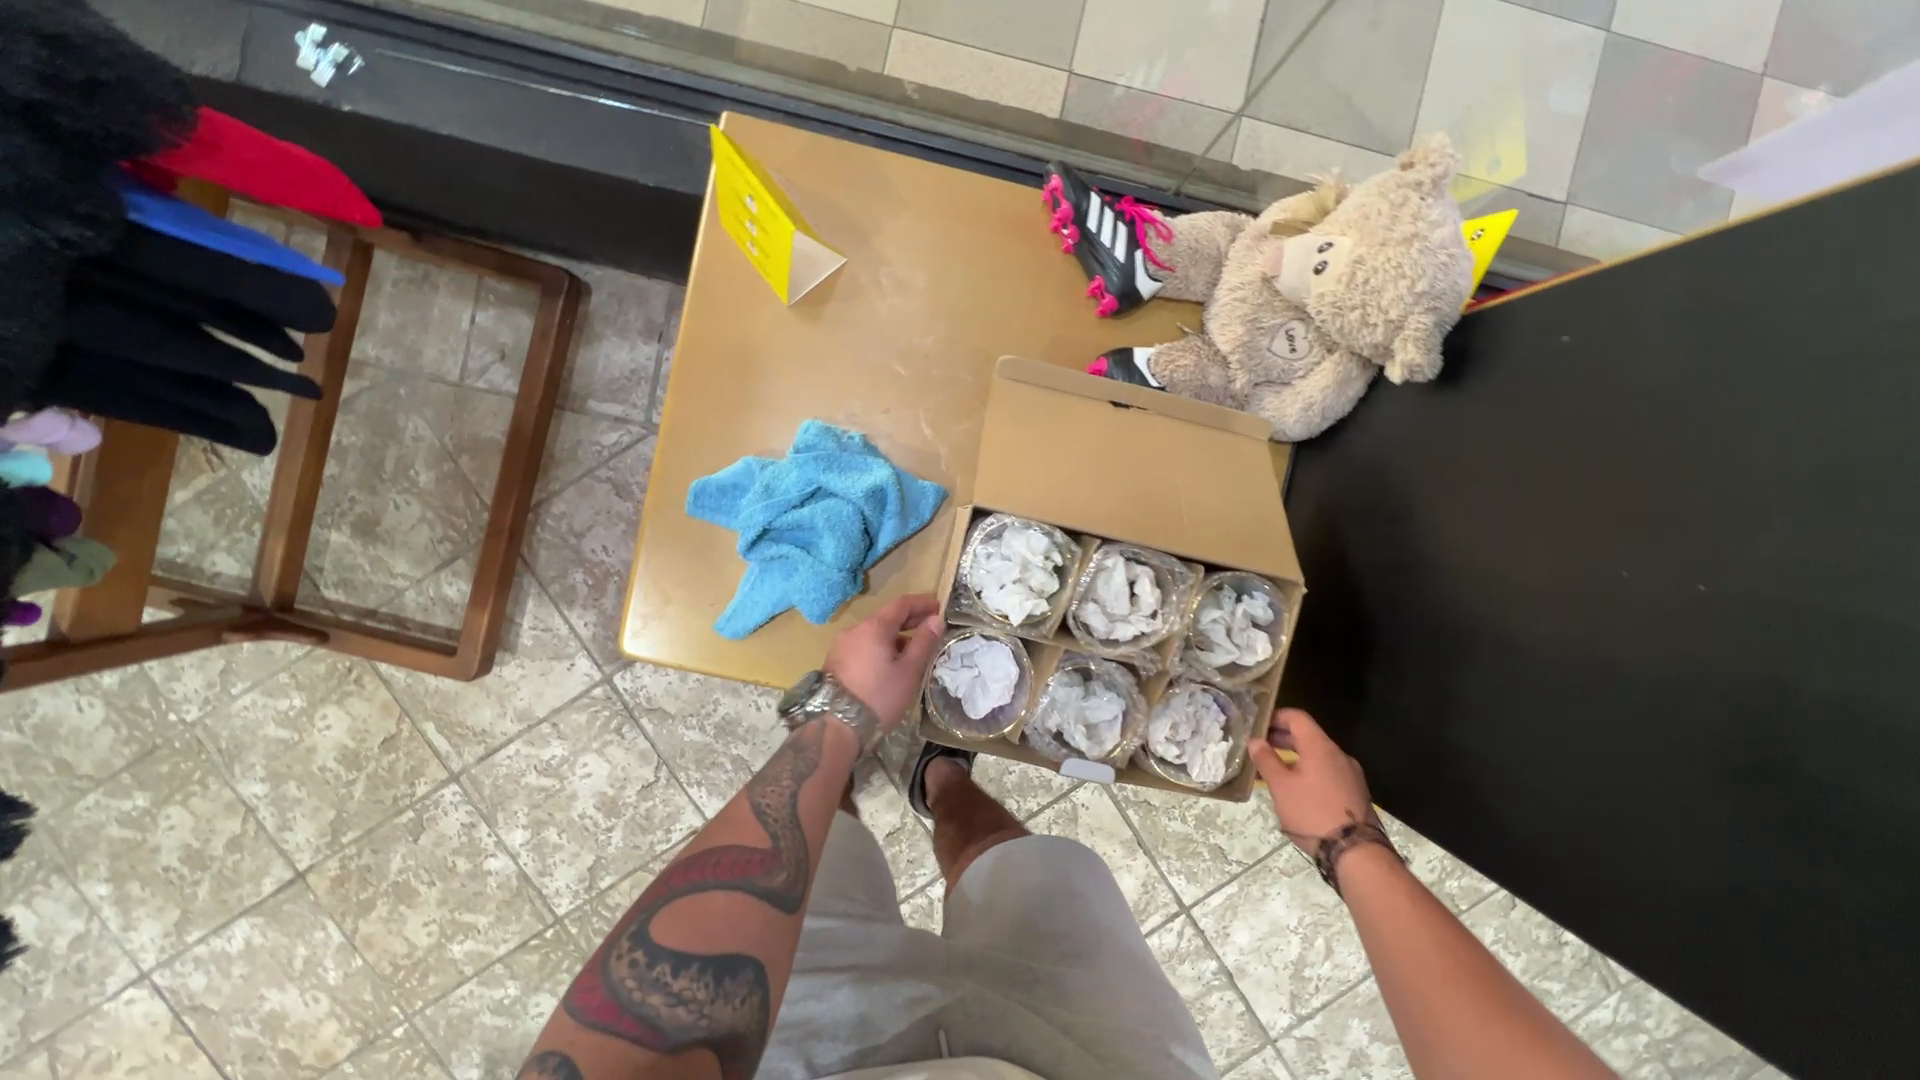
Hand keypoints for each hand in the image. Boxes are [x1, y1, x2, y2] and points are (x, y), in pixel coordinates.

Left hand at [824, 593, 943, 732]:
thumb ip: (923, 642)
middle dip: (909, 619)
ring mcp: (841, 645)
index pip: (901, 604)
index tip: (939, 606)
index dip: (922, 603)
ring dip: (895, 636)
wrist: (835, 726)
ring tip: (914, 649)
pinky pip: (863, 646)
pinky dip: (880, 647)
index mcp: (873, 627)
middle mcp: (854, 630)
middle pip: (885, 617)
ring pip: (873, 633)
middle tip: (930, 626)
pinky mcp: (835, 661)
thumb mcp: (908, 671)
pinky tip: (890, 662)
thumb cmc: (879, 696)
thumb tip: (936, 620)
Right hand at [1248, 708, 1374, 840]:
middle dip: (1282, 738)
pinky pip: (1328, 771)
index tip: (1257, 726)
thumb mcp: (1281, 786)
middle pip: (1308, 735)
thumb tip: (1255, 741)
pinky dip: (1309, 770)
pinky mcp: (1355, 791)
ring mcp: (1350, 773)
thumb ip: (1266, 760)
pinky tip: (1297, 788)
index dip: (1275, 717)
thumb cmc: (1312, 812)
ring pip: (1318, 755)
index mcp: (1320, 747)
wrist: (1354, 851)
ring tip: (1274, 769)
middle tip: (1259, 747)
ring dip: (1295, 756)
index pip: (1297, 717)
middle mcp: (1338, 754)